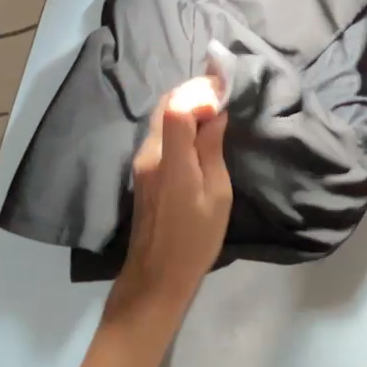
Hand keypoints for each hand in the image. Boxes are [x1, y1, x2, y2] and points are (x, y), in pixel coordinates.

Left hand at [110, 78, 232, 316]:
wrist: (156, 278)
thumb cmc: (195, 240)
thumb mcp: (217, 195)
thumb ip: (212, 150)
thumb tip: (216, 114)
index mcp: (171, 161)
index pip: (177, 107)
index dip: (200, 90)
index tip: (224, 88)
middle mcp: (150, 153)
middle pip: (166, 104)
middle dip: (193, 90)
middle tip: (222, 90)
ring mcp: (142, 161)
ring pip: (162, 116)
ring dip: (186, 104)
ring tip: (215, 107)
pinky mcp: (143, 170)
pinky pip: (161, 132)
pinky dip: (179, 120)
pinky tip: (199, 129)